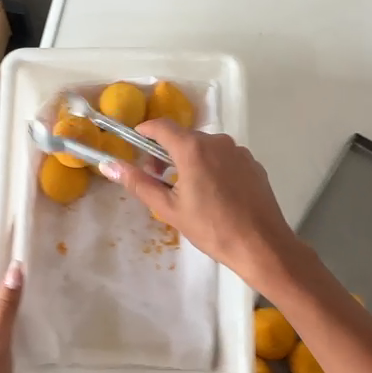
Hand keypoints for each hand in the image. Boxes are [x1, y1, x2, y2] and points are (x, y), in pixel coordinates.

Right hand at [102, 121, 300, 285]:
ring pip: (206, 149)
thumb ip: (139, 183)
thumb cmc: (211, 228)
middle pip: (185, 138)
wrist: (261, 245)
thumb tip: (109, 165)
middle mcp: (218, 142)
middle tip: (158, 178)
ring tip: (187, 190)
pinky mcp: (253, 164)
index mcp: (193, 149)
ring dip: (191, 160)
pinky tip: (213, 195)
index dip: (146, 130)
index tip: (135, 141)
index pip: (163, 126)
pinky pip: (224, 158)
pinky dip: (212, 168)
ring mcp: (239, 152)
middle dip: (167, 152)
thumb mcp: (169, 209)